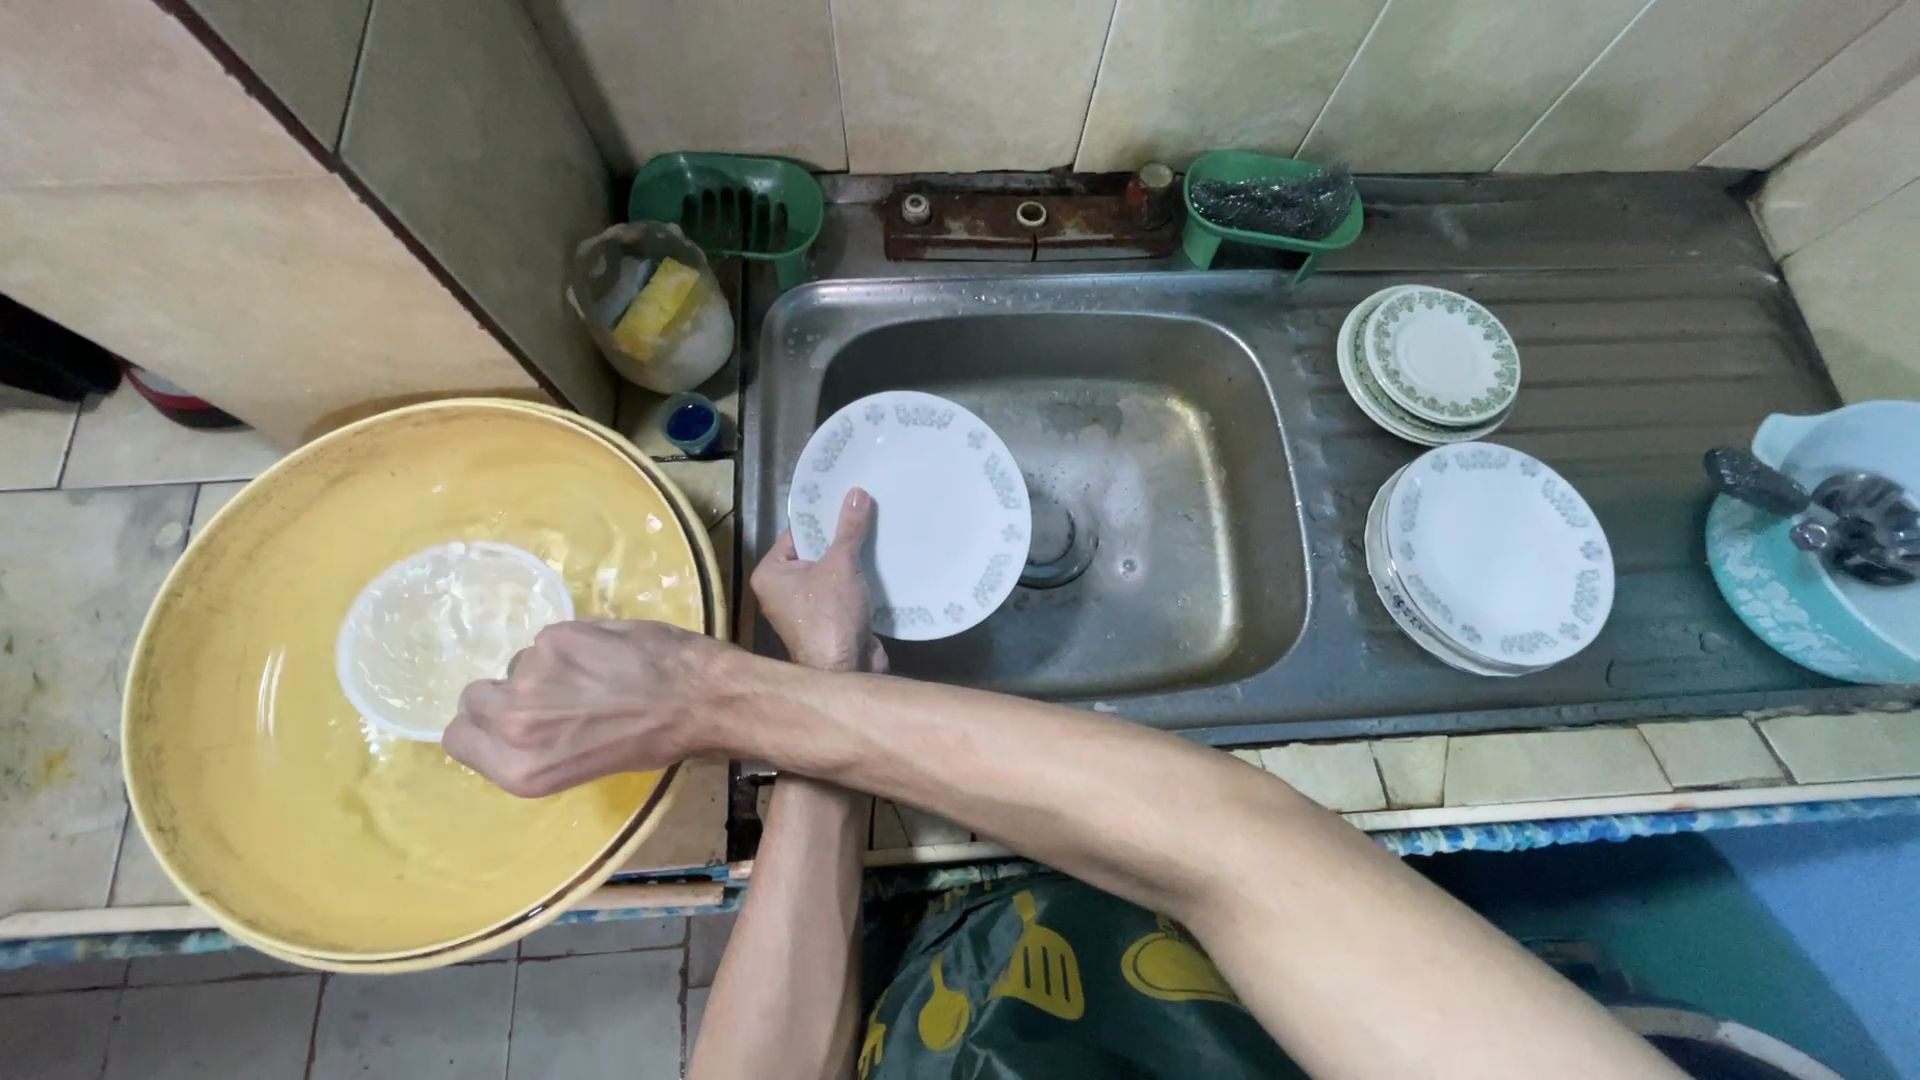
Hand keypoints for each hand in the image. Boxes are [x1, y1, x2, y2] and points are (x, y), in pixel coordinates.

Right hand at [444, 619, 731, 797]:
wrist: (702, 697)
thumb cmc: (655, 740)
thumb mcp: (582, 766)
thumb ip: (536, 747)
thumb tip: (511, 721)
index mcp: (519, 769)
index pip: (458, 737)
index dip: (483, 724)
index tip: (510, 718)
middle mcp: (515, 725)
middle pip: (478, 696)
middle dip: (510, 691)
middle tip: (556, 693)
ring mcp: (534, 676)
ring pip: (521, 662)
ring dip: (551, 666)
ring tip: (599, 675)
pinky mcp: (559, 637)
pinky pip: (551, 636)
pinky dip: (575, 641)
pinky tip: (610, 652)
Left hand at [752, 488, 886, 673]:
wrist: (847, 669)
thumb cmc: (829, 614)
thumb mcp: (840, 564)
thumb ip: (849, 528)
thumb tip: (857, 492)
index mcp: (770, 574)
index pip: (796, 534)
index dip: (821, 518)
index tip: (845, 500)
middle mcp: (782, 591)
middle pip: (815, 552)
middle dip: (840, 538)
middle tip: (866, 512)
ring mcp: (806, 608)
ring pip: (832, 572)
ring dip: (853, 560)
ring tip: (878, 532)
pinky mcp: (830, 620)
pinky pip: (844, 590)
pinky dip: (860, 580)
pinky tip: (881, 562)